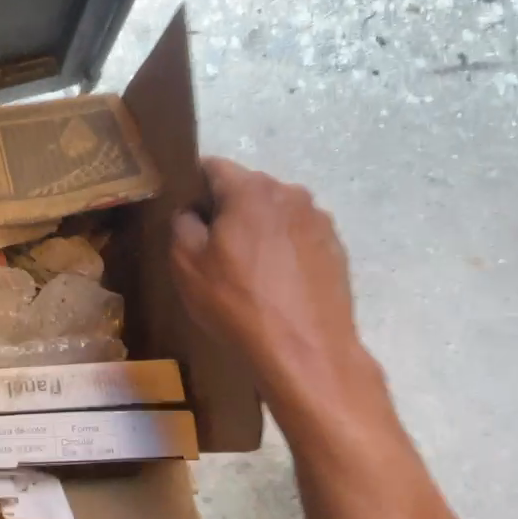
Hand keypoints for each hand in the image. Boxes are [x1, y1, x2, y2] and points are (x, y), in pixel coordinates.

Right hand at [170, 159, 387, 435]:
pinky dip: (281, 249)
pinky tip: (272, 282)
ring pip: (273, 213)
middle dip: (225, 208)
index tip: (182, 214)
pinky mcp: (336, 248)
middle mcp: (290, 194)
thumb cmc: (237, 302)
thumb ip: (181, 223)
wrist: (306, 352)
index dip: (191, 186)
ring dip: (255, 229)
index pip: (212, 167)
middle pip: (246, 188)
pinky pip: (296, 236)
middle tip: (209, 246)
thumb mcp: (186, 262)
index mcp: (251, 190)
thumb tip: (191, 212)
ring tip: (244, 268)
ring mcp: (319, 220)